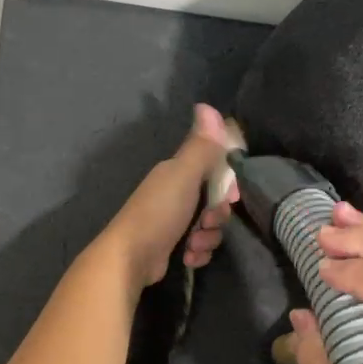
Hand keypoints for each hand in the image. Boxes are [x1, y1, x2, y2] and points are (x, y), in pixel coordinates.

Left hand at [97, 104, 240, 285]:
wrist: (130, 258)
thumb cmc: (159, 212)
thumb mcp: (184, 175)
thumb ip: (201, 146)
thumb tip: (207, 106)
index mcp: (177, 173)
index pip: (213, 169)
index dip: (227, 182)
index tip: (231, 195)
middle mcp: (175, 194)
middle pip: (214, 201)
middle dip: (217, 216)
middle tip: (207, 222)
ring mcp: (173, 222)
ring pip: (208, 227)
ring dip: (207, 238)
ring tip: (193, 245)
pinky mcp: (172, 246)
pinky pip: (199, 247)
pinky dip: (197, 254)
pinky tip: (188, 258)